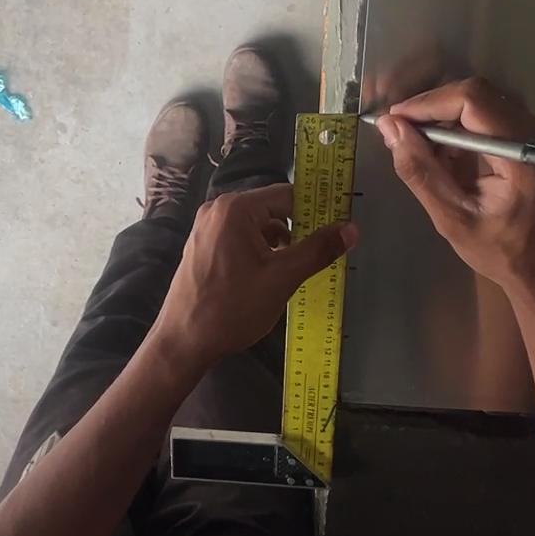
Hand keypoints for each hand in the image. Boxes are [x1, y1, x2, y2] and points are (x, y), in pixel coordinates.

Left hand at [152, 183, 358, 371]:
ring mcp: (207, 226)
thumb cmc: (231, 308)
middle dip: (300, 227)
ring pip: (258, 224)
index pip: (288, 195)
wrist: (183, 341)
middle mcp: (218, 209)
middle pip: (272, 207)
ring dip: (281, 241)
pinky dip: (261, 249)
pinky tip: (273, 272)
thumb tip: (351, 228)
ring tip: (300, 266)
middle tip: (326, 249)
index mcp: (236, 208)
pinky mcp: (204, 244)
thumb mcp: (282, 278)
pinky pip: (241, 236)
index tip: (341, 226)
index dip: (317, 210)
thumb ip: (318, 250)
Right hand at [375, 78, 534, 294]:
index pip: (472, 101)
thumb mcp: (452, 217)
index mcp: (524, 153)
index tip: (395, 120)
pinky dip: (463, 130)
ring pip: (483, 104)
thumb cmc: (504, 253)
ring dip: (446, 120)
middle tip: (402, 132)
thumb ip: (419, 170)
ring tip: (422, 149)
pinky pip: (494, 118)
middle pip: (477, 97)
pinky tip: (447, 156)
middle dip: (433, 110)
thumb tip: (390, 128)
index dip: (427, 103)